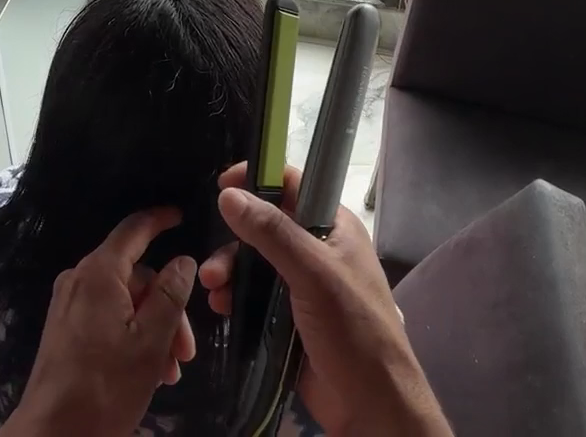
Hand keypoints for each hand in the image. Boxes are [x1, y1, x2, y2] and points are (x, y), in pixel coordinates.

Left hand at [0, 208, 197, 435]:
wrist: (52, 436)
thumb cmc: (105, 386)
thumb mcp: (151, 340)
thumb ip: (170, 294)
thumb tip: (183, 259)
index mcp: (99, 272)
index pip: (134, 228)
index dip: (160, 219)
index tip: (182, 216)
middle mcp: (80, 278)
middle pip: (136, 276)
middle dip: (166, 308)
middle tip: (186, 352)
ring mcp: (69, 304)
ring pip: (124, 301)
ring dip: (153, 329)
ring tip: (170, 372)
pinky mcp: (65, 328)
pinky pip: (107, 316)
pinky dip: (131, 336)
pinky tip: (147, 371)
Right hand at [201, 164, 449, 436]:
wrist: (371, 407)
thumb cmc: (352, 329)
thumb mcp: (313, 273)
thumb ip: (272, 232)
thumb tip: (228, 195)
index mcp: (334, 226)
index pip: (293, 183)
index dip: (258, 178)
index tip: (222, 185)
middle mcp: (317, 247)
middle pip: (265, 224)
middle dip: (235, 239)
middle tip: (213, 261)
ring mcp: (302, 282)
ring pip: (255, 260)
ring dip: (230, 270)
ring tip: (213, 290)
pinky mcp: (288, 314)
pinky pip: (254, 293)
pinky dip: (236, 295)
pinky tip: (222, 307)